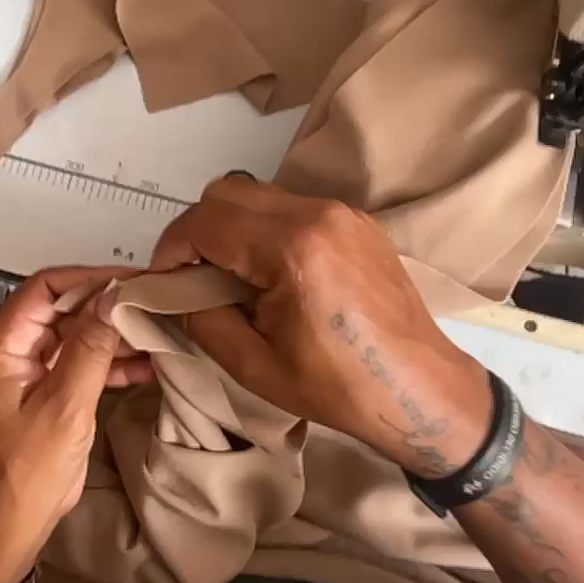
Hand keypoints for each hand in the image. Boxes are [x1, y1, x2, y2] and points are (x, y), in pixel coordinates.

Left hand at [0, 267, 153, 582]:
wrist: (10, 529)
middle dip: (108, 305)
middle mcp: (11, 347)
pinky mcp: (47, 388)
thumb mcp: (64, 407)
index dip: (90, 278)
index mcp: (1, 344)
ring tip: (158, 330)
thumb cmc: (25, 474)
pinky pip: (81, 361)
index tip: (134, 280)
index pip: (46, 288)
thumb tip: (114, 296)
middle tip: (154, 301)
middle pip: (63, 307)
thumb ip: (90, 348)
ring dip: (114, 334)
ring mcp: (29, 368)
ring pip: (77, 333)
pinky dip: (111, 362)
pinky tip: (147, 364)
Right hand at [152, 175, 490, 476]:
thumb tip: (170, 291)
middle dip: (196, 231)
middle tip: (191, 277)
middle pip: (226, 192)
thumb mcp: (252, 364)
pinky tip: (270, 273)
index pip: (205, 222)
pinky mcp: (356, 220)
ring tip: (231, 277)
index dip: (171, 249)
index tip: (164, 282)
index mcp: (292, 248)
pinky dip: (263, 229)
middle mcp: (317, 213)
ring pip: (256, 194)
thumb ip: (200, 317)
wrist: (419, 390)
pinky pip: (289, 206)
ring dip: (230, 227)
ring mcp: (341, 212)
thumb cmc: (337, 386)